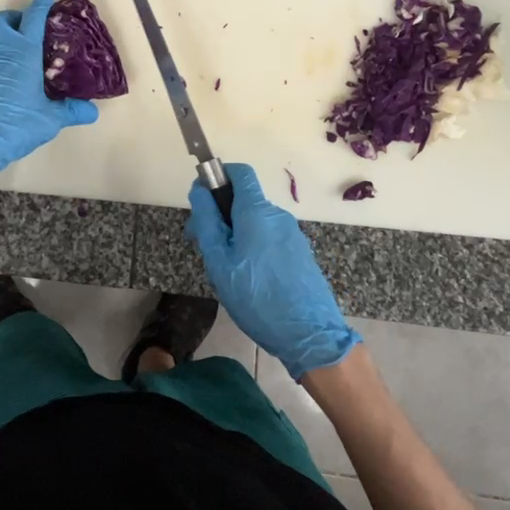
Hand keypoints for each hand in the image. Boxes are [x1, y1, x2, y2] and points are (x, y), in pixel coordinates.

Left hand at [0, 0, 99, 175]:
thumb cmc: (15, 124)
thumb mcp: (48, 120)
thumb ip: (70, 111)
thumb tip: (92, 112)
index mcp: (22, 52)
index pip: (33, 19)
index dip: (40, 4)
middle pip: (2, 21)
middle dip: (14, 19)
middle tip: (25, 28)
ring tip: (5, 50)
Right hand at [187, 163, 359, 378]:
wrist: (310, 336)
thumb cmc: (257, 298)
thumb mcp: (220, 262)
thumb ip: (207, 222)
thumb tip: (199, 190)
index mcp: (257, 212)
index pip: (239, 172)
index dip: (217, 177)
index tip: (202, 201)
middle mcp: (277, 216)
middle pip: (243, 200)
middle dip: (219, 215)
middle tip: (202, 245)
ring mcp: (292, 235)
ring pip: (254, 222)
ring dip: (234, 235)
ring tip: (224, 270)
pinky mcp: (299, 254)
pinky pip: (268, 238)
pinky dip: (252, 247)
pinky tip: (246, 279)